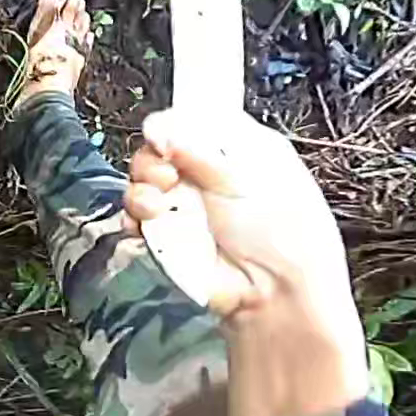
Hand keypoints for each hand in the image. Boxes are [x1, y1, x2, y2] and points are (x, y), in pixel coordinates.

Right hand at [125, 109, 367, 415]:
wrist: (272, 295)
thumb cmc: (281, 233)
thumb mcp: (248, 180)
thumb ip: (202, 152)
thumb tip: (160, 128)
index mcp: (236, 151)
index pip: (194, 120)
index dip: (174, 122)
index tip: (161, 131)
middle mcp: (205, 174)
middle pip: (158, 148)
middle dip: (152, 158)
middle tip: (165, 174)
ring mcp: (182, 204)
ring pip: (140, 180)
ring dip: (142, 188)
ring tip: (158, 203)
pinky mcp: (163, 234)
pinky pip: (134, 215)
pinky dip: (134, 216)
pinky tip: (146, 222)